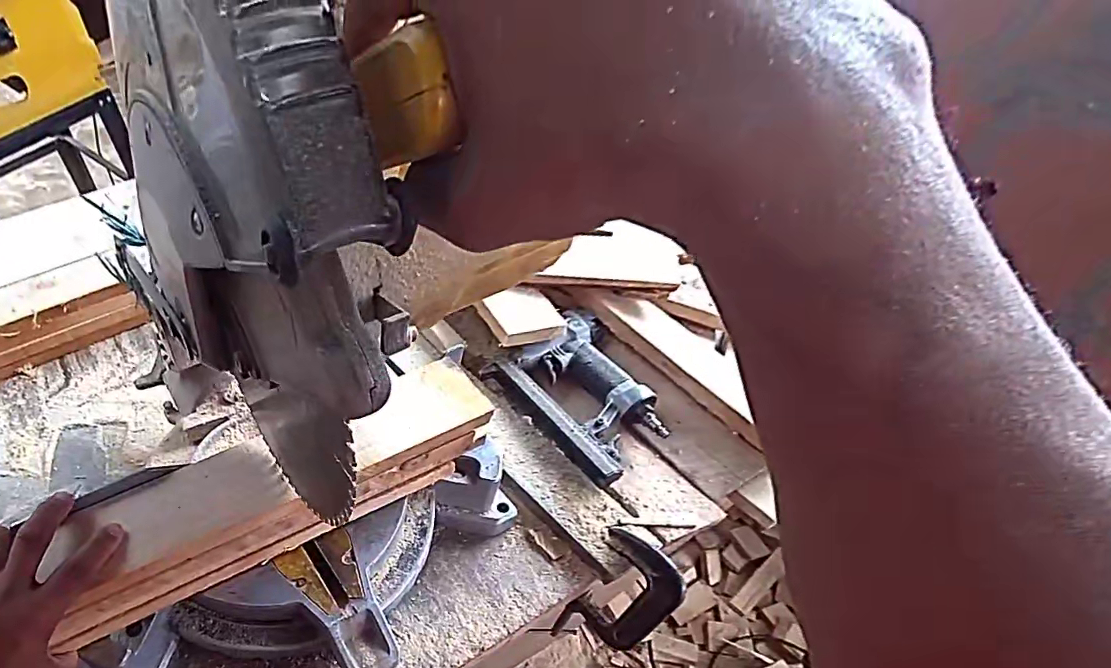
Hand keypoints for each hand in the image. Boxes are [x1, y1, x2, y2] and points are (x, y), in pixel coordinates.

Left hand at [0, 492, 126, 667]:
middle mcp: (6, 592)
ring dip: (7, 534)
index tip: (114, 530)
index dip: (101, 547)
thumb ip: (63, 656)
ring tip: (14, 533)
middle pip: (32, 537)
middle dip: (52, 511)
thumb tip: (65, 650)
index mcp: (38, 612)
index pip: (79, 571)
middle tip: (64, 498)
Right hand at [342, 0, 936, 253]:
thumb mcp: (482, 205)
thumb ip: (427, 197)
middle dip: (443, 41)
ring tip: (539, 91)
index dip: (366, 45)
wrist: (744, 118)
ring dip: (513, 33)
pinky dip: (583, 26)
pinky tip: (601, 65)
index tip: (375, 79)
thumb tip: (420, 188)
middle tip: (457, 94)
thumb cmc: (606, 148)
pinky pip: (588, 6)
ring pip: (524, 4)